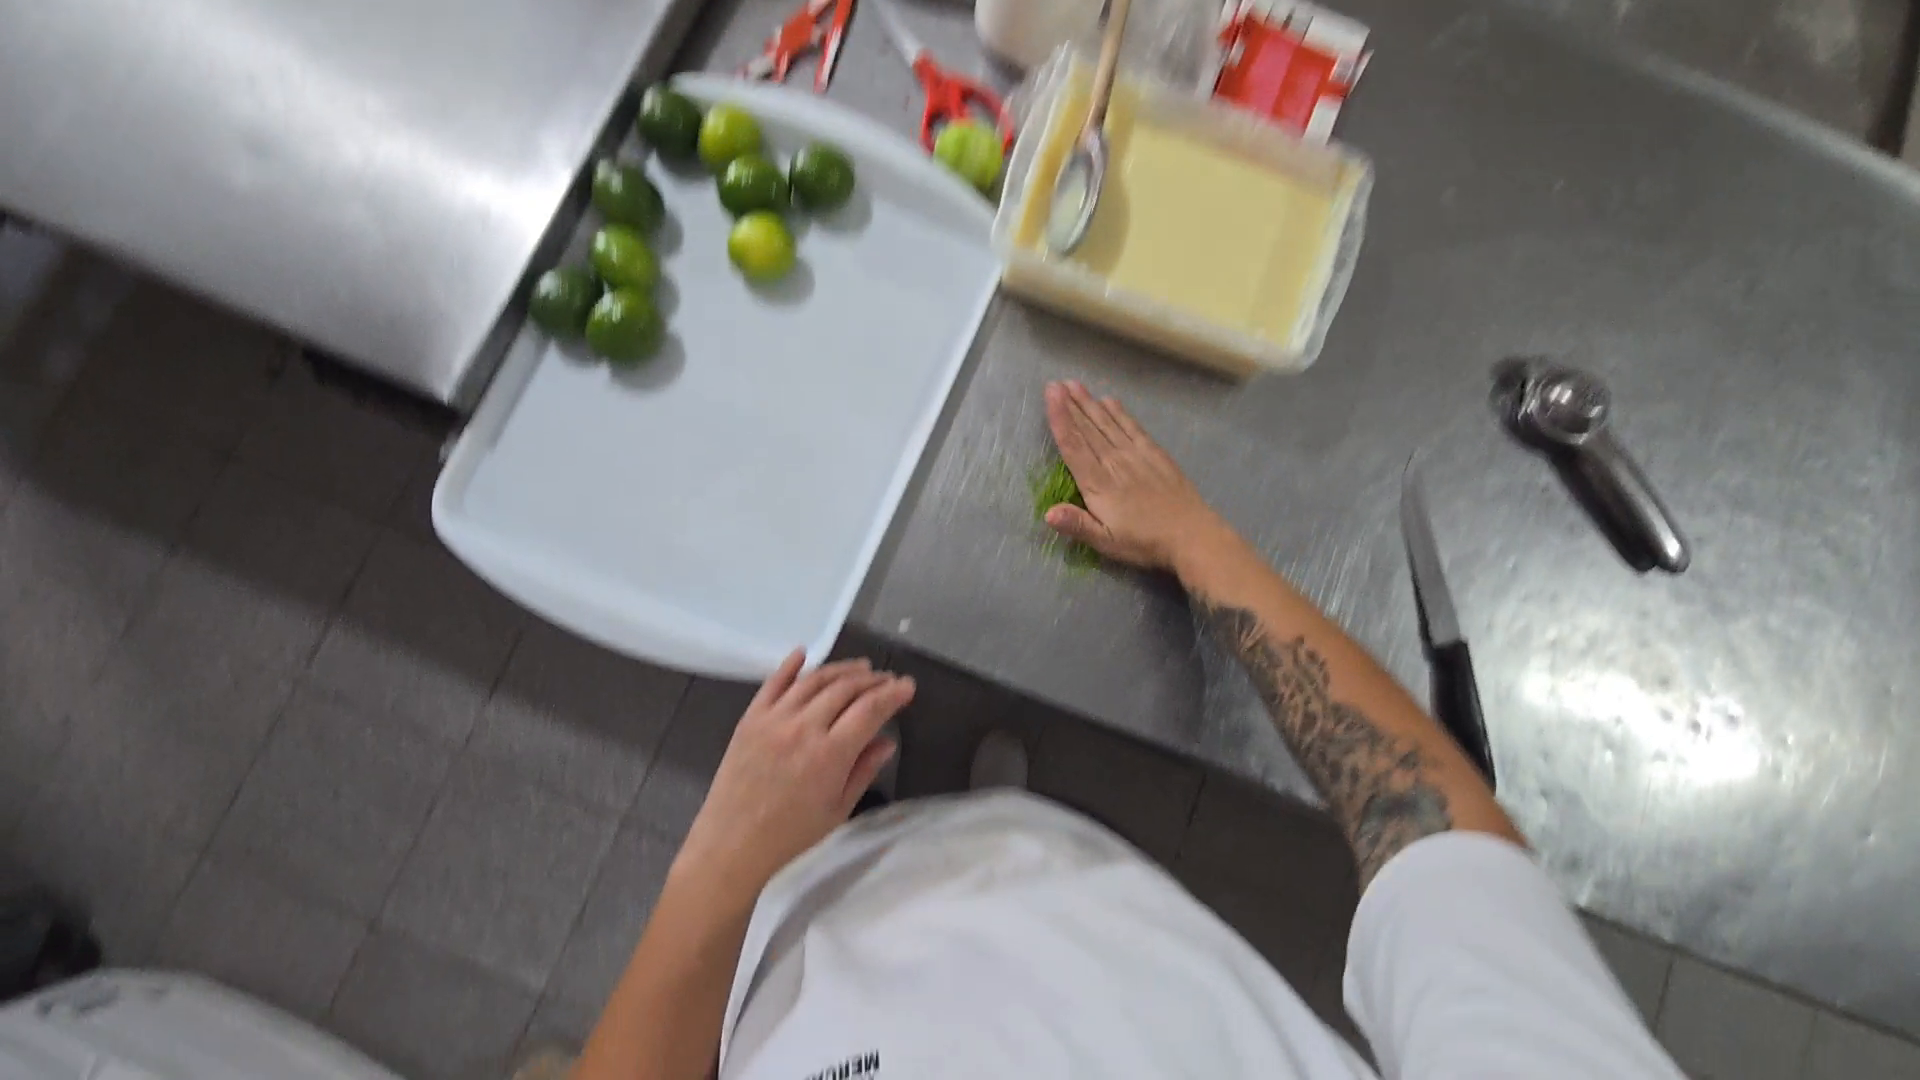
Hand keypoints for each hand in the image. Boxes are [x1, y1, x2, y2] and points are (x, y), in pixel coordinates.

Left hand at [676, 652, 914, 899]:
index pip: (870, 710)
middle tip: (887, 678)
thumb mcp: (838, 809)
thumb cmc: (791, 834)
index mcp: (830, 754)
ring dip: (841, 669)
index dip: (893, 694)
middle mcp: (804, 728)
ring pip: (814, 680)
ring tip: (860, 667)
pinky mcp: (751, 718)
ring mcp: (774, 719)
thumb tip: (887, 741)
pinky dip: (791, 665)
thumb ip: (864, 770)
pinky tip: (804, 653)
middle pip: (845, 688)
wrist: (732, 844)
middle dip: (872, 679)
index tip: (908, 687)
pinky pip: (773, 683)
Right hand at [1043, 380, 1231, 572]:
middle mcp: (1115, 463)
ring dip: (1090, 404)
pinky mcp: (1155, 454)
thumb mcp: (1106, 542)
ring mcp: (1136, 456)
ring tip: (1075, 385)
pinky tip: (1110, 401)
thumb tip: (1048, 513)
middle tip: (1056, 384)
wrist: (1192, 535)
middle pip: (1088, 429)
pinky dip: (1119, 413)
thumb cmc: (1143, 542)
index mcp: (1098, 484)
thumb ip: (1077, 525)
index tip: (1050, 395)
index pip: (1073, 446)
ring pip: (1108, 424)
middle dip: (1070, 405)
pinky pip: (1132, 427)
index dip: (1060, 419)